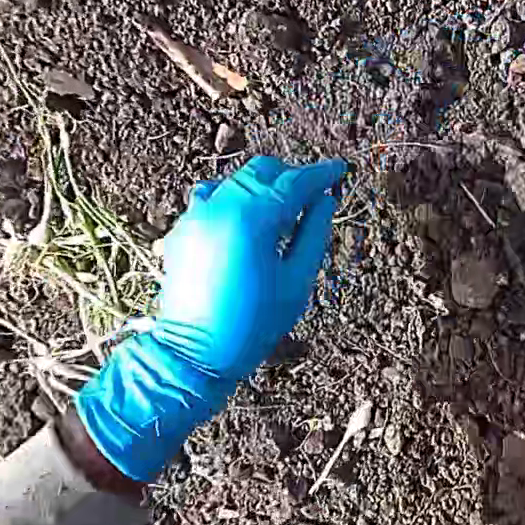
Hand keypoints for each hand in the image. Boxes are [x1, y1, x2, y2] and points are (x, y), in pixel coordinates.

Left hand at [76, 156, 346, 480]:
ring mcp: (198, 214)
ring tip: (283, 213)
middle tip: (313, 196)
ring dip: (264, 186)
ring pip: (237, 179)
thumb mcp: (297, 281)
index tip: (340, 170)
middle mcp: (221, 206)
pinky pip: (214, 196)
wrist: (194, 354)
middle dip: (291, 177)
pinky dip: (237, 197)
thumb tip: (326, 201)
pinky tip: (249, 222)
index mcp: (253, 219)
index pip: (294, 182)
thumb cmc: (253, 324)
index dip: (321, 174)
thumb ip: (314, 234)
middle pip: (263, 171)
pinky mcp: (184, 228)